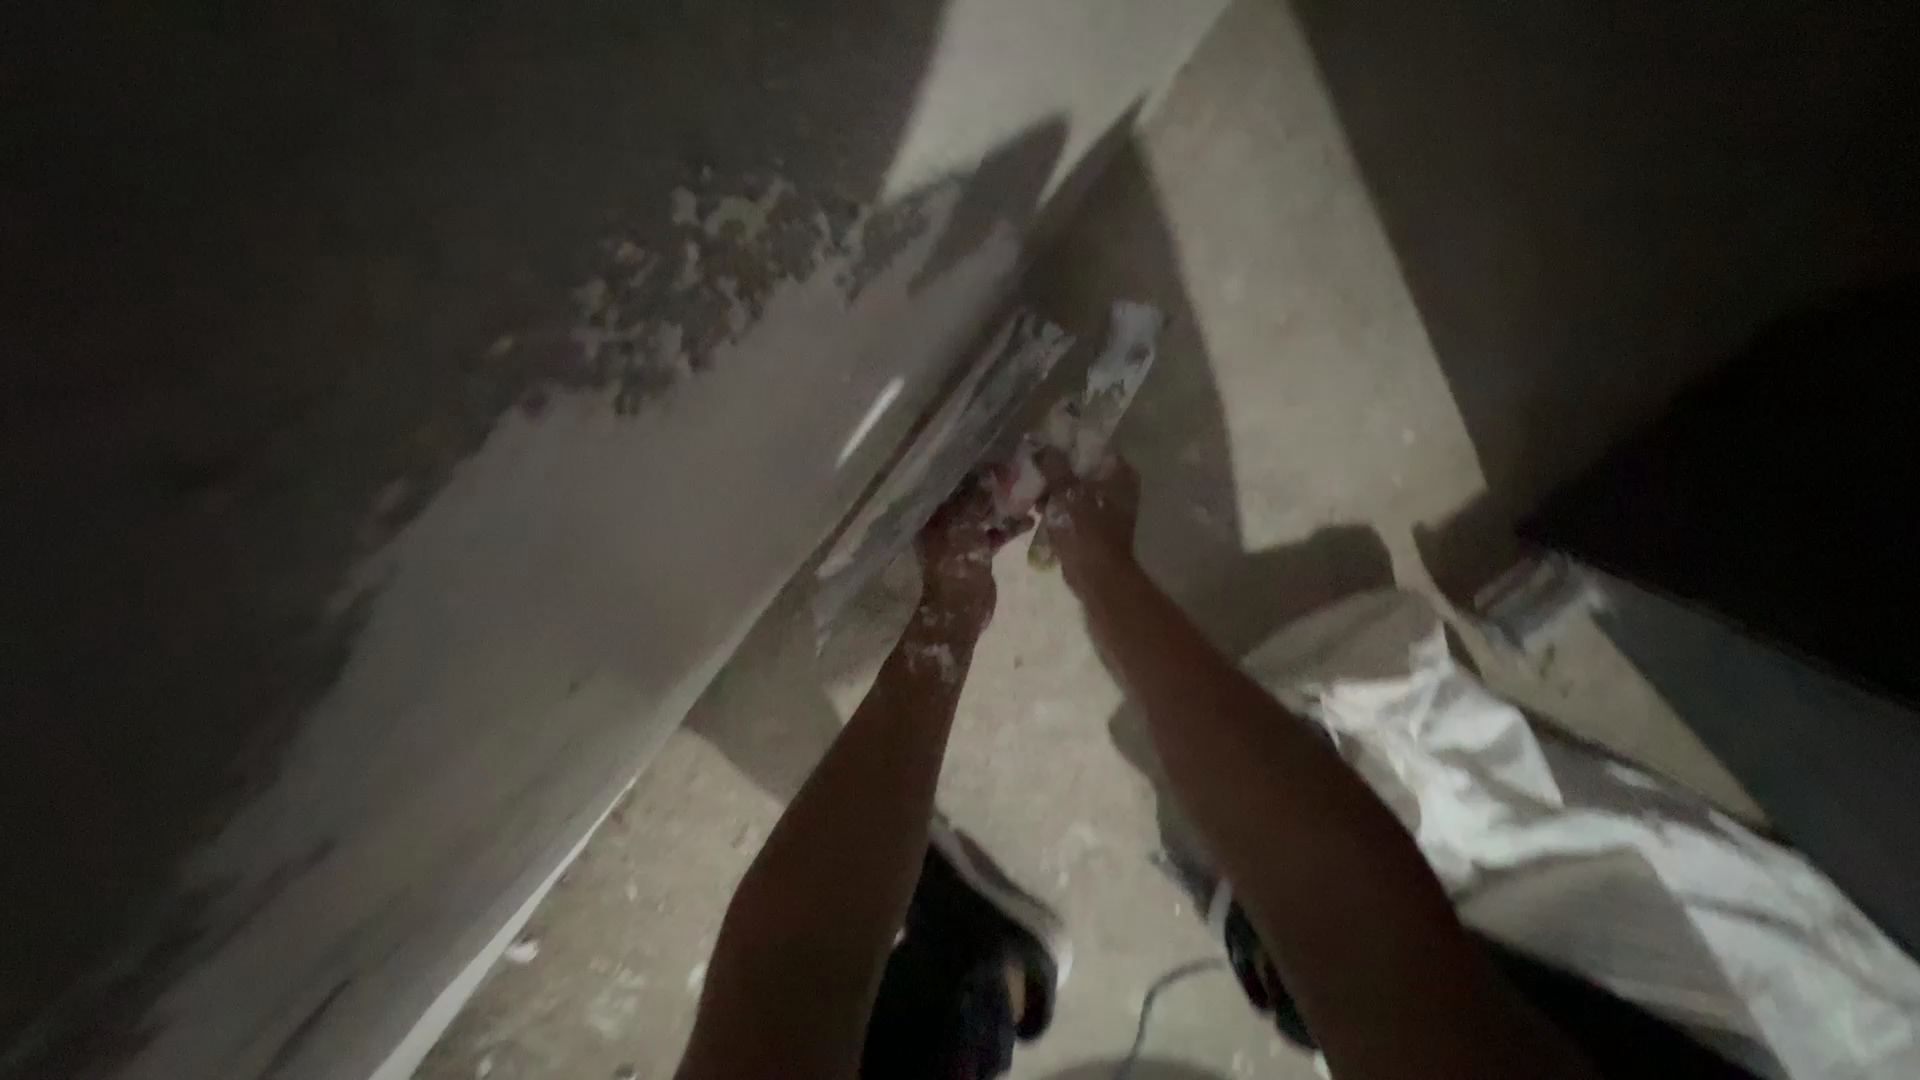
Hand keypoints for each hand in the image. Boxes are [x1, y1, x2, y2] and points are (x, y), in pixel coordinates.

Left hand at [914, 477, 1028, 634]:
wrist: (962, 611)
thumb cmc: (957, 567)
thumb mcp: (965, 528)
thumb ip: (977, 500)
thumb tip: (991, 473)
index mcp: (935, 517)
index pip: (953, 486)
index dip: (973, 473)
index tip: (996, 458)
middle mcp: (946, 524)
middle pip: (971, 498)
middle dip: (992, 488)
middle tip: (1017, 472)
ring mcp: (963, 538)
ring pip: (985, 515)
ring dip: (1004, 507)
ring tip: (1027, 492)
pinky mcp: (979, 552)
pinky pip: (996, 533)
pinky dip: (1010, 527)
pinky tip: (1030, 520)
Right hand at [1035, 447, 1140, 591]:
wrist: (1096, 578)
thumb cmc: (1086, 534)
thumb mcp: (1066, 496)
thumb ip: (1054, 469)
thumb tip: (1042, 445)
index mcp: (1120, 473)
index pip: (1092, 446)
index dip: (1066, 444)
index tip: (1042, 444)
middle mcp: (1118, 486)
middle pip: (1082, 468)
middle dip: (1056, 468)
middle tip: (1030, 464)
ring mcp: (1107, 506)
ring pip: (1075, 488)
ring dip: (1053, 488)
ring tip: (1028, 485)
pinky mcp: (1094, 524)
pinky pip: (1072, 507)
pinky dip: (1057, 506)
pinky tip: (1034, 505)